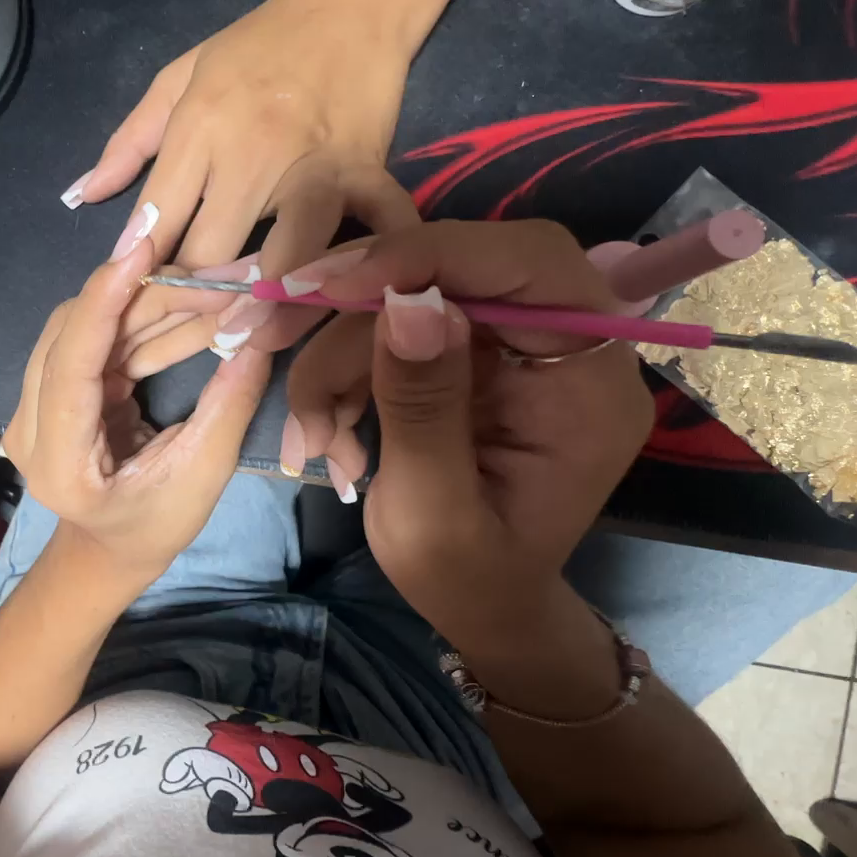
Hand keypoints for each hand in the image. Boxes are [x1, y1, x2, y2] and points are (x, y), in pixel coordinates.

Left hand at [2, 236, 272, 583]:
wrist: (107, 552)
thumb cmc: (150, 529)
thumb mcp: (198, 478)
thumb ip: (226, 406)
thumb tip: (259, 331)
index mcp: (56, 457)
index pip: (68, 362)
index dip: (103, 299)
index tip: (142, 245)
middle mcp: (31, 423)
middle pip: (78, 331)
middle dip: (147, 296)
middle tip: (220, 281)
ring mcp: (38, 404)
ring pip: (90, 329)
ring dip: (152, 307)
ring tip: (219, 294)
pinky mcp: (59, 391)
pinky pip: (100, 343)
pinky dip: (147, 326)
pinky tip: (196, 315)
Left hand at [62, 0, 420, 372]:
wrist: (351, 2)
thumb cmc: (254, 47)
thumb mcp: (177, 79)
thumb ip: (128, 142)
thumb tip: (82, 195)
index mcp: (201, 126)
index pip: (159, 215)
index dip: (142, 266)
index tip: (134, 299)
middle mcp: (254, 153)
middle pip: (215, 250)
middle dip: (196, 292)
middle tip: (187, 320)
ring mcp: (316, 168)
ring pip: (288, 255)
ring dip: (266, 302)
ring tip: (246, 336)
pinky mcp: (369, 173)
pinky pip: (378, 228)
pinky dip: (371, 265)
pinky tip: (351, 302)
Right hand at [292, 221, 652, 625]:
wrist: (474, 600)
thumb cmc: (465, 576)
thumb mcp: (433, 511)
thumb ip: (424, 408)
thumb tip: (409, 304)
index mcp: (586, 385)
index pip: (529, 267)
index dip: (431, 256)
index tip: (331, 285)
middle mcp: (555, 346)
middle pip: (452, 268)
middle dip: (351, 304)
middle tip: (269, 331)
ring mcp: (503, 347)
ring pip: (399, 300)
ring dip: (332, 361)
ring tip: (311, 434)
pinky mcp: (458, 355)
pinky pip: (382, 331)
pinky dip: (338, 374)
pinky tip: (326, 429)